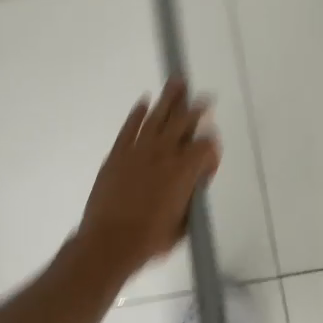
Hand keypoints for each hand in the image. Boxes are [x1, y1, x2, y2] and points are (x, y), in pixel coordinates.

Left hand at [76, 78, 219, 276]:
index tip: (209, 164)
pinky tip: (143, 103)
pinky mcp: (118, 154)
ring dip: (169, 99)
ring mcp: (139, 151)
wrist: (110, 241)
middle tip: (205, 97)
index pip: (206, 147)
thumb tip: (192, 186)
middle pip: (184, 123)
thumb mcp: (184, 223)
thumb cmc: (151, 239)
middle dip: (196, 109)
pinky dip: (137, 114)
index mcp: (186, 171)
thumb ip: (191, 199)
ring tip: (177, 81)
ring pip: (157, 117)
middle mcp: (165, 154)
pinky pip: (129, 128)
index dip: (212, 152)